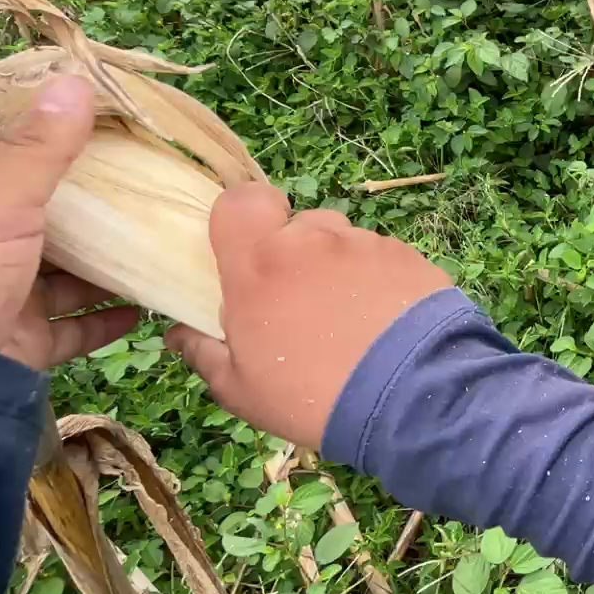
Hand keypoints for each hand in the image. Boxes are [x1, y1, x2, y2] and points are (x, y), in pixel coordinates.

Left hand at [0, 74, 139, 369]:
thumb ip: (39, 151)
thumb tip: (75, 80)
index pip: (9, 185)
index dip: (61, 170)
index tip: (123, 161)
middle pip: (47, 234)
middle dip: (102, 225)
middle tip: (162, 208)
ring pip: (69, 282)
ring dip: (115, 272)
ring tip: (170, 253)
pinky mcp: (24, 347)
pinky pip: (79, 328)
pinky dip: (114, 318)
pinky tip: (151, 306)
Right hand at [165, 183, 452, 448]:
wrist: (412, 392)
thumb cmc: (312, 393)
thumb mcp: (241, 388)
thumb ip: (207, 351)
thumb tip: (181, 334)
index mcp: (260, 263)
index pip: (241, 201)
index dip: (243, 216)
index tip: (249, 249)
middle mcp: (315, 241)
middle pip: (299, 224)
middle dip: (296, 252)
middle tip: (303, 299)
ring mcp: (368, 244)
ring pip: (343, 240)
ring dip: (340, 265)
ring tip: (351, 314)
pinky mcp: (410, 255)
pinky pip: (382, 255)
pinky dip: (379, 276)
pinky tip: (385, 315)